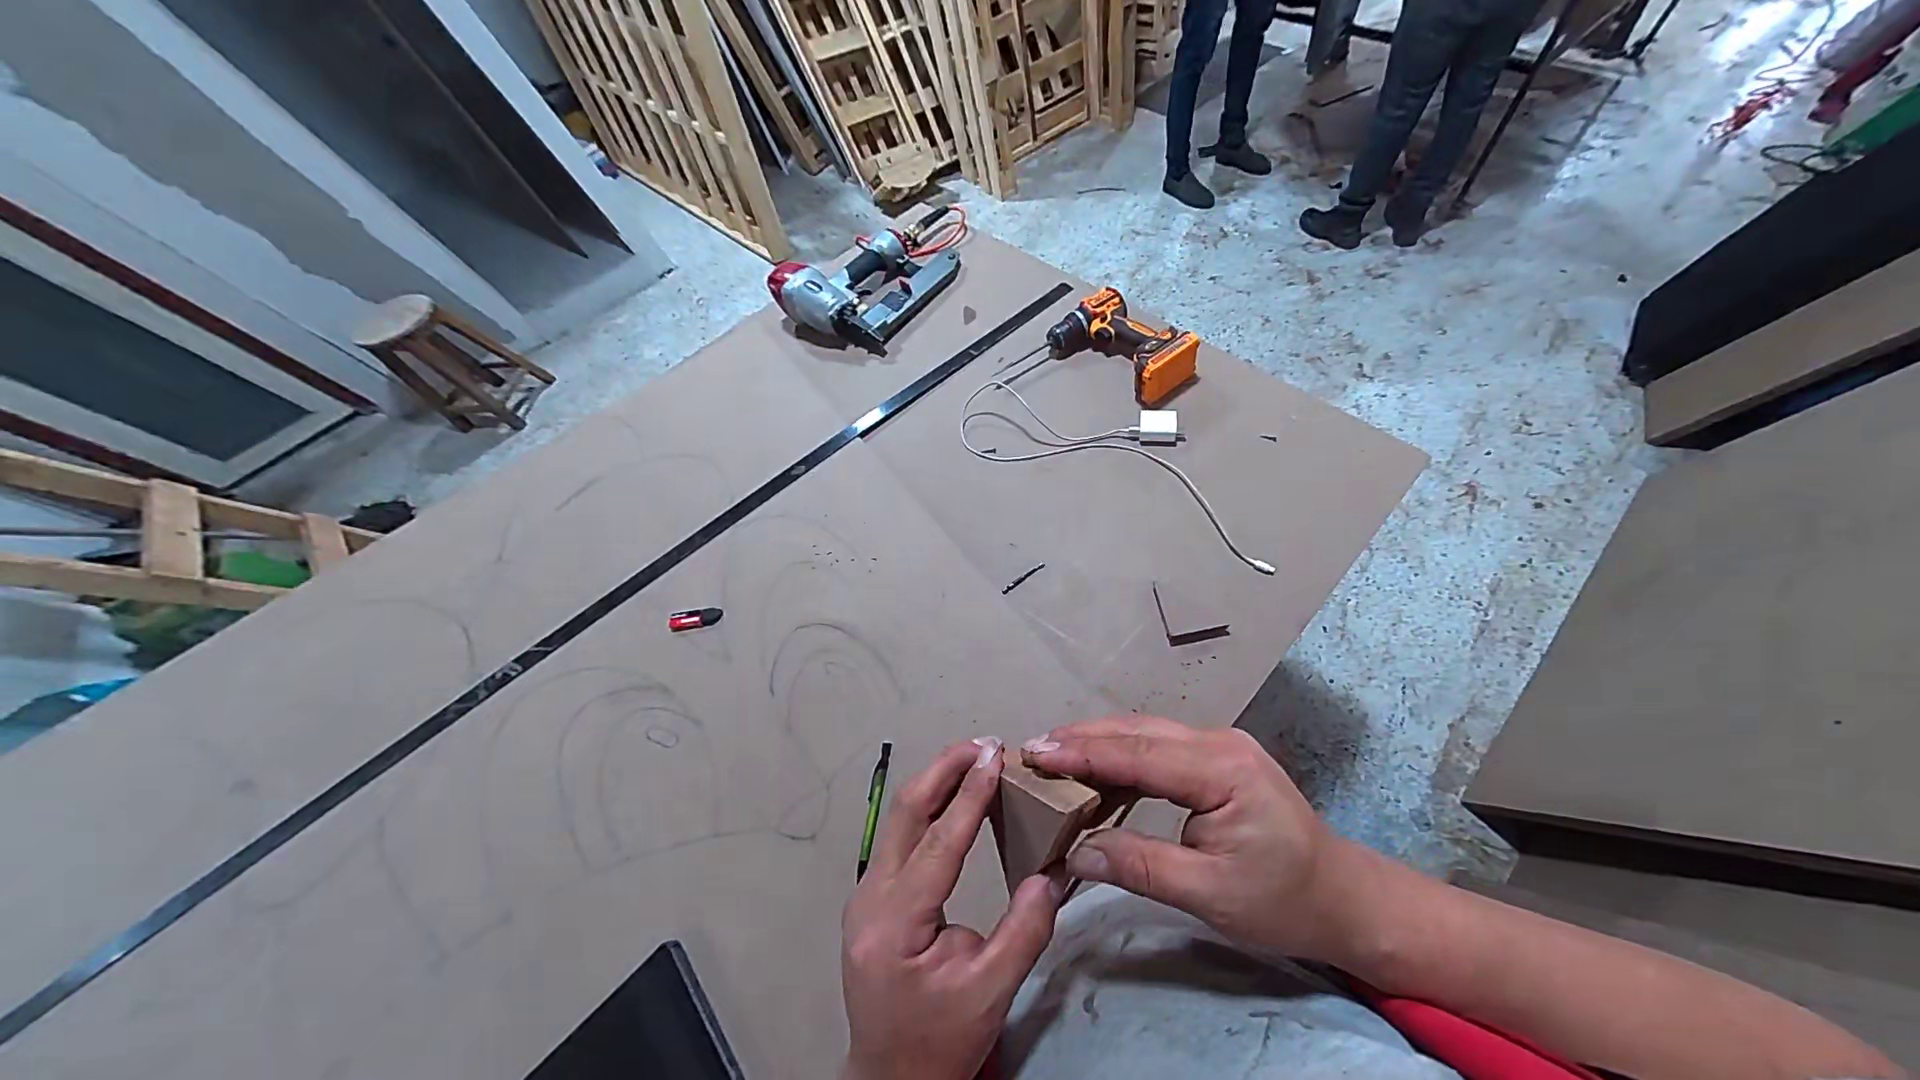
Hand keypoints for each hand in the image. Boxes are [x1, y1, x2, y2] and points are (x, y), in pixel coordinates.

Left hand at [841, 737, 1063, 1079]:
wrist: (890, 1077)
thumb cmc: (940, 1040)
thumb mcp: (990, 994)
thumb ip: (1024, 932)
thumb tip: (1052, 872)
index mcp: (894, 923)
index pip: (938, 843)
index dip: (969, 796)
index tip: (994, 757)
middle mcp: (870, 897)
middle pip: (905, 814)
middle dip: (943, 770)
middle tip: (983, 744)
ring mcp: (865, 894)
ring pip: (898, 821)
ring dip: (936, 783)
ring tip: (974, 759)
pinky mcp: (872, 896)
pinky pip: (900, 838)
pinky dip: (930, 808)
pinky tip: (955, 797)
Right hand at [1023, 717, 1361, 962]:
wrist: (1342, 897)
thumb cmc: (1282, 901)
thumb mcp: (1209, 894)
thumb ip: (1140, 866)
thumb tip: (1074, 854)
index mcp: (1221, 770)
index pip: (1137, 753)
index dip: (1081, 753)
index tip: (1035, 753)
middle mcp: (1218, 743)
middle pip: (1136, 731)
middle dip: (1081, 739)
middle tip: (1031, 751)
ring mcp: (1219, 745)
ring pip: (1144, 732)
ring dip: (1096, 743)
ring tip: (1051, 757)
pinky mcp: (1215, 757)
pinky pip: (1157, 746)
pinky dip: (1119, 755)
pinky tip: (1093, 769)